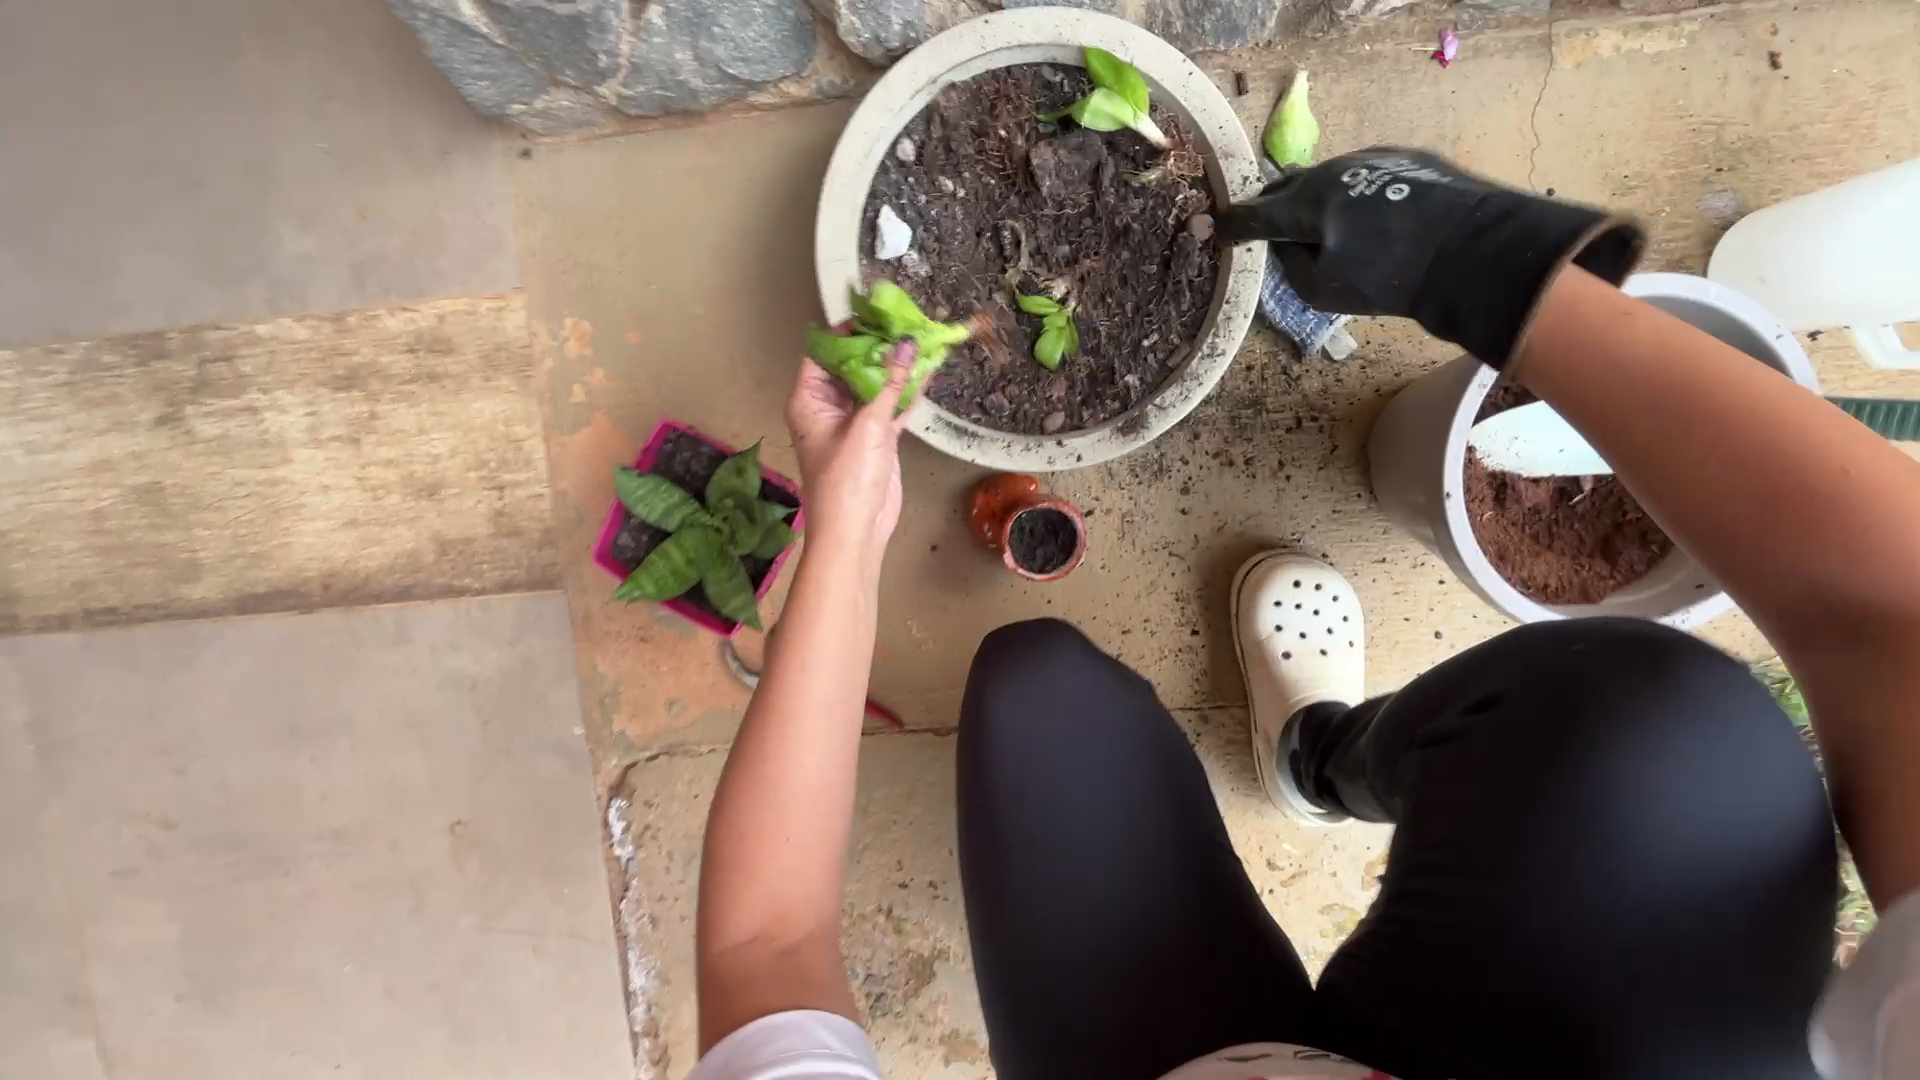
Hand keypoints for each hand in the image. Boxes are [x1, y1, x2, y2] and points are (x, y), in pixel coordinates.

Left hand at [785, 343, 915, 562]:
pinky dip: (908, 392)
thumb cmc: (846, 479)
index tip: (877, 314)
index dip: (848, 331)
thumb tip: (907, 344)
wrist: (857, 529)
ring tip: (924, 339)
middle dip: (879, 346)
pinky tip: (929, 371)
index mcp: (809, 399)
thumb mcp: (867, 426)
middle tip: (907, 322)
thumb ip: (890, 383)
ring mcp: (854, 422)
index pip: (824, 352)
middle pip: (853, 365)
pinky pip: (892, 406)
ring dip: (898, 368)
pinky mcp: (876, 437)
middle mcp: (828, 406)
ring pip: (876, 384)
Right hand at [1216, 148, 1643, 367]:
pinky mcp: (1405, 161)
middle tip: (1257, 223)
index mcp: (1307, 202)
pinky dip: (1344, 197)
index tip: (1215, 228)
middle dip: (1270, 207)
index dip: (1232, 225)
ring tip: (1306, 222)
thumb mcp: (1319, 288)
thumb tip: (1285, 243)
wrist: (1473, 253)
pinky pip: (1358, 178)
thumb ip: (1290, 263)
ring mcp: (1373, 160)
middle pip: (1288, 187)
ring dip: (1309, 201)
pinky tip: (1353, 218)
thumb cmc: (1387, 281)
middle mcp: (1334, 170)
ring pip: (1324, 180)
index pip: (1257, 215)